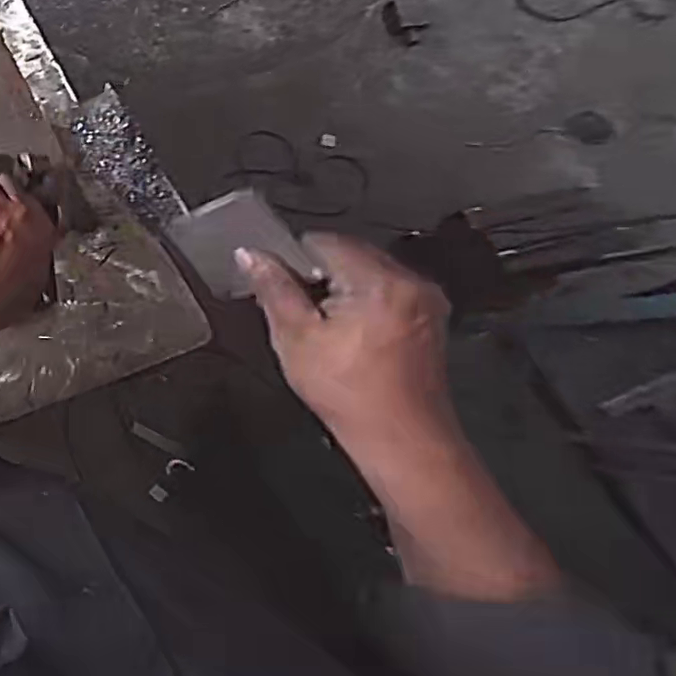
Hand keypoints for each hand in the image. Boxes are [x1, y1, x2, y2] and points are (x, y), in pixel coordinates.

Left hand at [0, 174, 58, 367]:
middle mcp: (18, 211)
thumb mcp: (34, 280)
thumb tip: (30, 259)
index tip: (17, 212)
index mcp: (43, 229)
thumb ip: (35, 258)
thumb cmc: (0, 298)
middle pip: (9, 185)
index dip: (23, 208)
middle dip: (0, 194)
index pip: (37, 204)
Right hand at [237, 233, 455, 448]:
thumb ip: (272, 287)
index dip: (290, 257)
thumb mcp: (293, 334)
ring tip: (314, 324)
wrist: (397, 434)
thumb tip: (250, 255)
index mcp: (380, 283)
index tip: (272, 279)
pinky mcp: (425, 318)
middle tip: (290, 306)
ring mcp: (424, 301)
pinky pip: (381, 291)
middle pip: (348, 254)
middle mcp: (412, 285)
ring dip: (333, 288)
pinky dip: (355, 301)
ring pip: (363, 272)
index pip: (325, 241)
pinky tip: (338, 332)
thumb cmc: (348, 391)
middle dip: (313, 274)